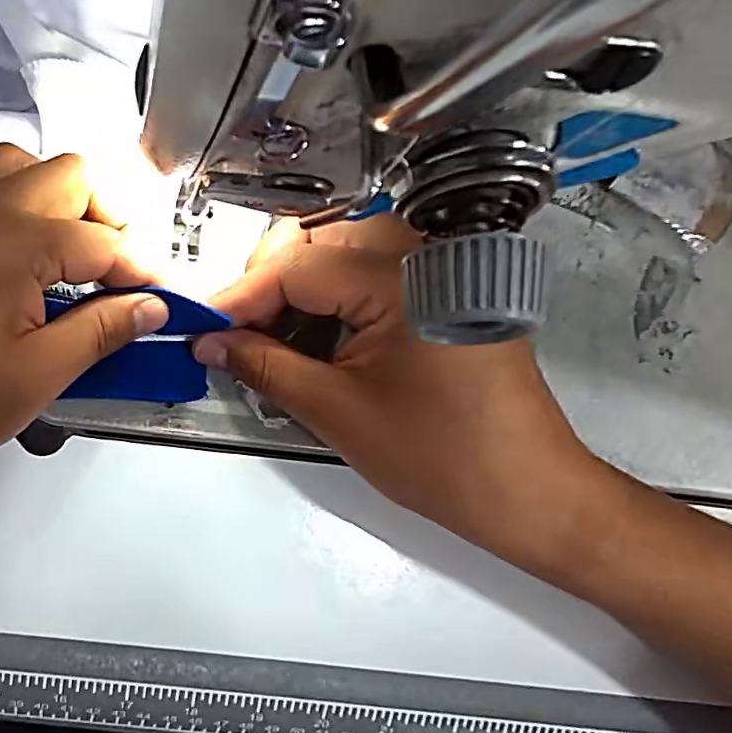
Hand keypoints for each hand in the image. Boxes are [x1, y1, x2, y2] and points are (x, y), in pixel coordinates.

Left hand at [0, 144, 168, 546]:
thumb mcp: (37, 377)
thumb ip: (101, 330)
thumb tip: (152, 306)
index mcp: (15, 245)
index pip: (102, 240)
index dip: (142, 269)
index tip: (164, 298)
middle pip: (70, 176)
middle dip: (111, 216)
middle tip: (122, 273)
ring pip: (24, 167)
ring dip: (63, 199)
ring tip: (78, 253)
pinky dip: (22, 202)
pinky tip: (31, 254)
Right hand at [193, 218, 609, 556]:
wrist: (526, 490)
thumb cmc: (446, 457)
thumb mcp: (335, 410)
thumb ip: (264, 365)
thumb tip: (212, 343)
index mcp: (404, 279)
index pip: (296, 267)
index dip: (241, 298)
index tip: (205, 326)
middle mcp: (428, 257)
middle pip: (317, 243)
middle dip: (267, 285)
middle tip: (235, 333)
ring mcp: (442, 270)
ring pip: (342, 253)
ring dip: (297, 292)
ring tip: (269, 343)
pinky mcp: (445, 290)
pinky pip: (371, 274)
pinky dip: (332, 300)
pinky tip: (309, 340)